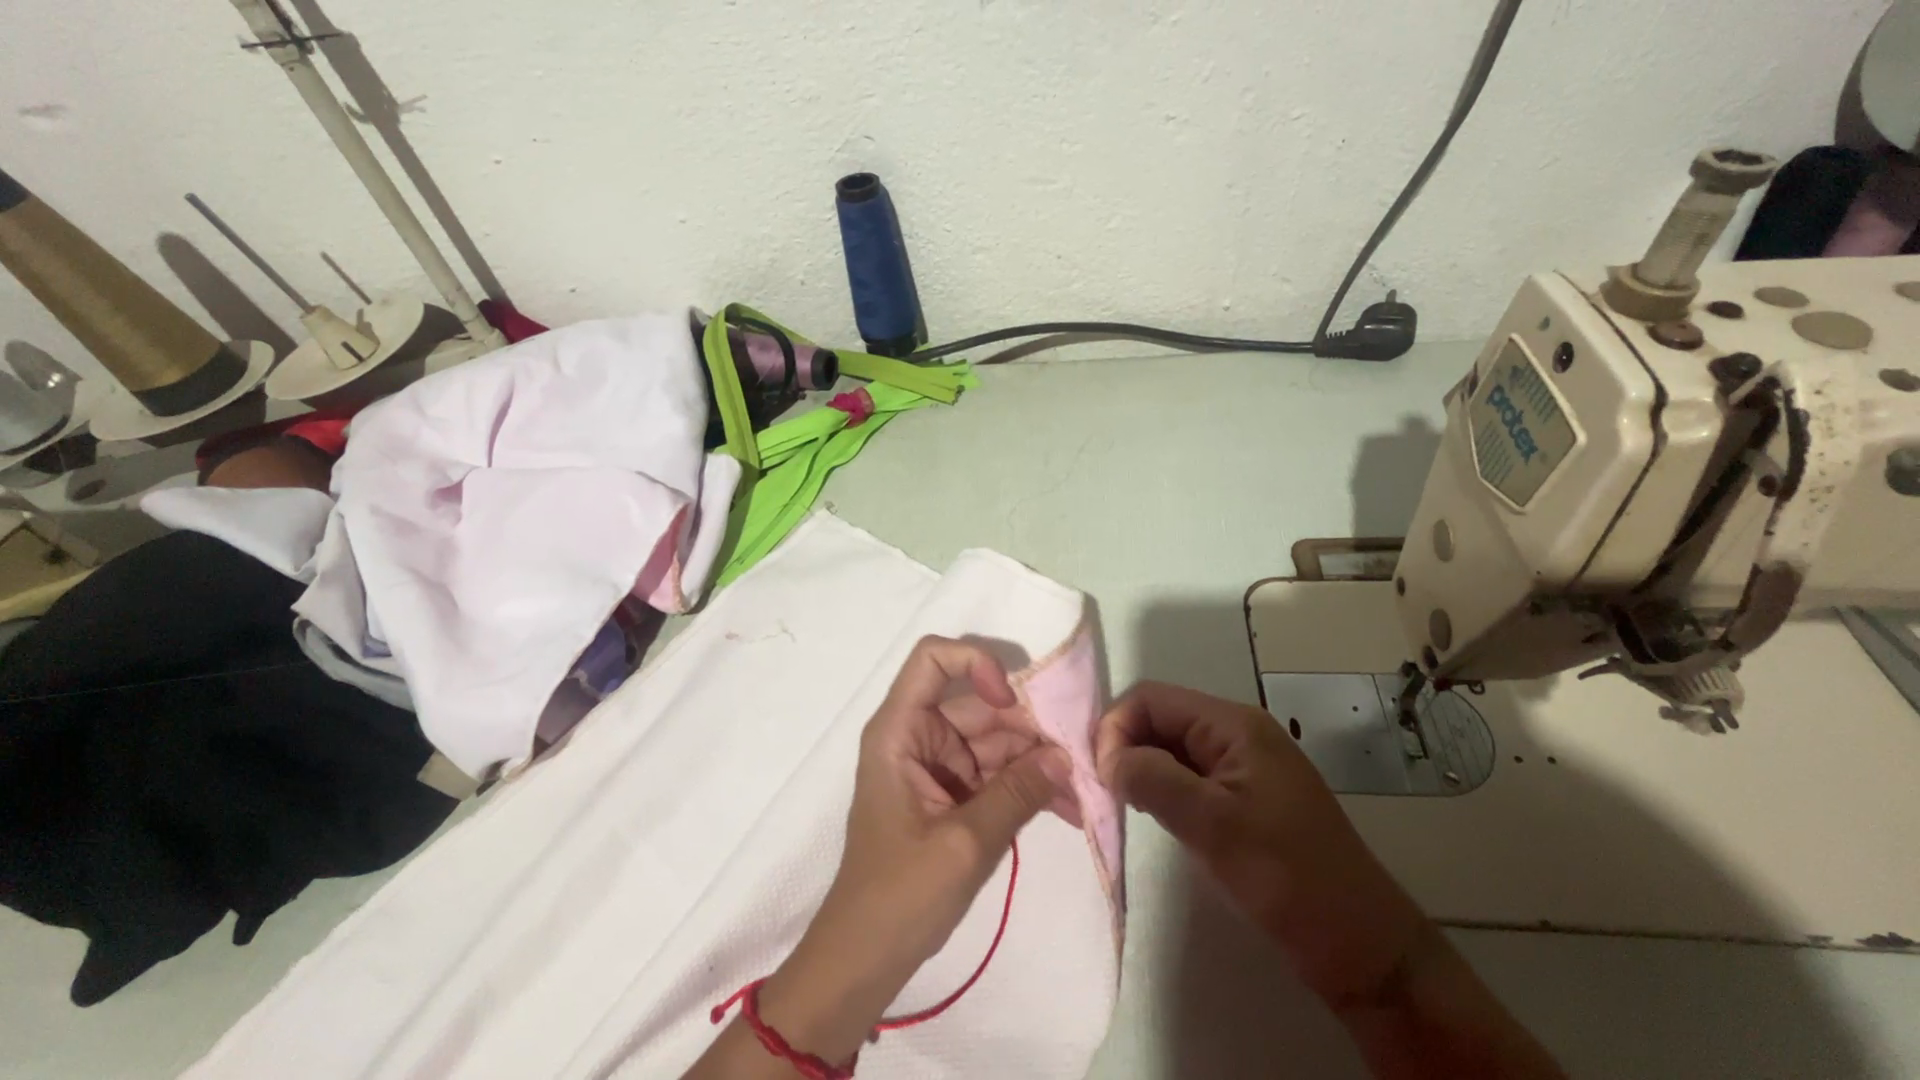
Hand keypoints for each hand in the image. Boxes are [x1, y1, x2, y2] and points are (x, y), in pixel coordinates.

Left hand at [697, 636, 1073, 1075]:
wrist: (867, 956)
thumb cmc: (900, 893)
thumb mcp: (964, 842)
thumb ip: (1016, 793)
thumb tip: (1064, 756)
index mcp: (900, 732)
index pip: (933, 660)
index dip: (976, 662)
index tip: (1012, 702)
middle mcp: (918, 738)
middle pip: (979, 704)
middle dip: (1030, 727)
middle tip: (1080, 758)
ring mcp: (938, 767)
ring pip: (996, 741)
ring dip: (1038, 762)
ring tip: (1083, 791)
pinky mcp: (954, 797)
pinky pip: (997, 775)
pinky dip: (1028, 788)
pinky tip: (1069, 810)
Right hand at [1093, 681, 1423, 1005]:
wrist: (1357, 942)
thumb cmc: (1285, 875)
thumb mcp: (1212, 823)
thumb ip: (1152, 779)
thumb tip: (1105, 758)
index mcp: (1233, 725)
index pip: (1150, 699)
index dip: (1115, 727)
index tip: (1097, 776)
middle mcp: (1235, 736)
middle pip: (1158, 720)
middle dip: (1121, 748)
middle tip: (1096, 795)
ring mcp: (1240, 770)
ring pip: (1169, 751)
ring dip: (1136, 771)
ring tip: (1113, 807)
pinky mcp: (1240, 802)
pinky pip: (1186, 780)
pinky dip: (1157, 791)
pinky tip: (1142, 816)